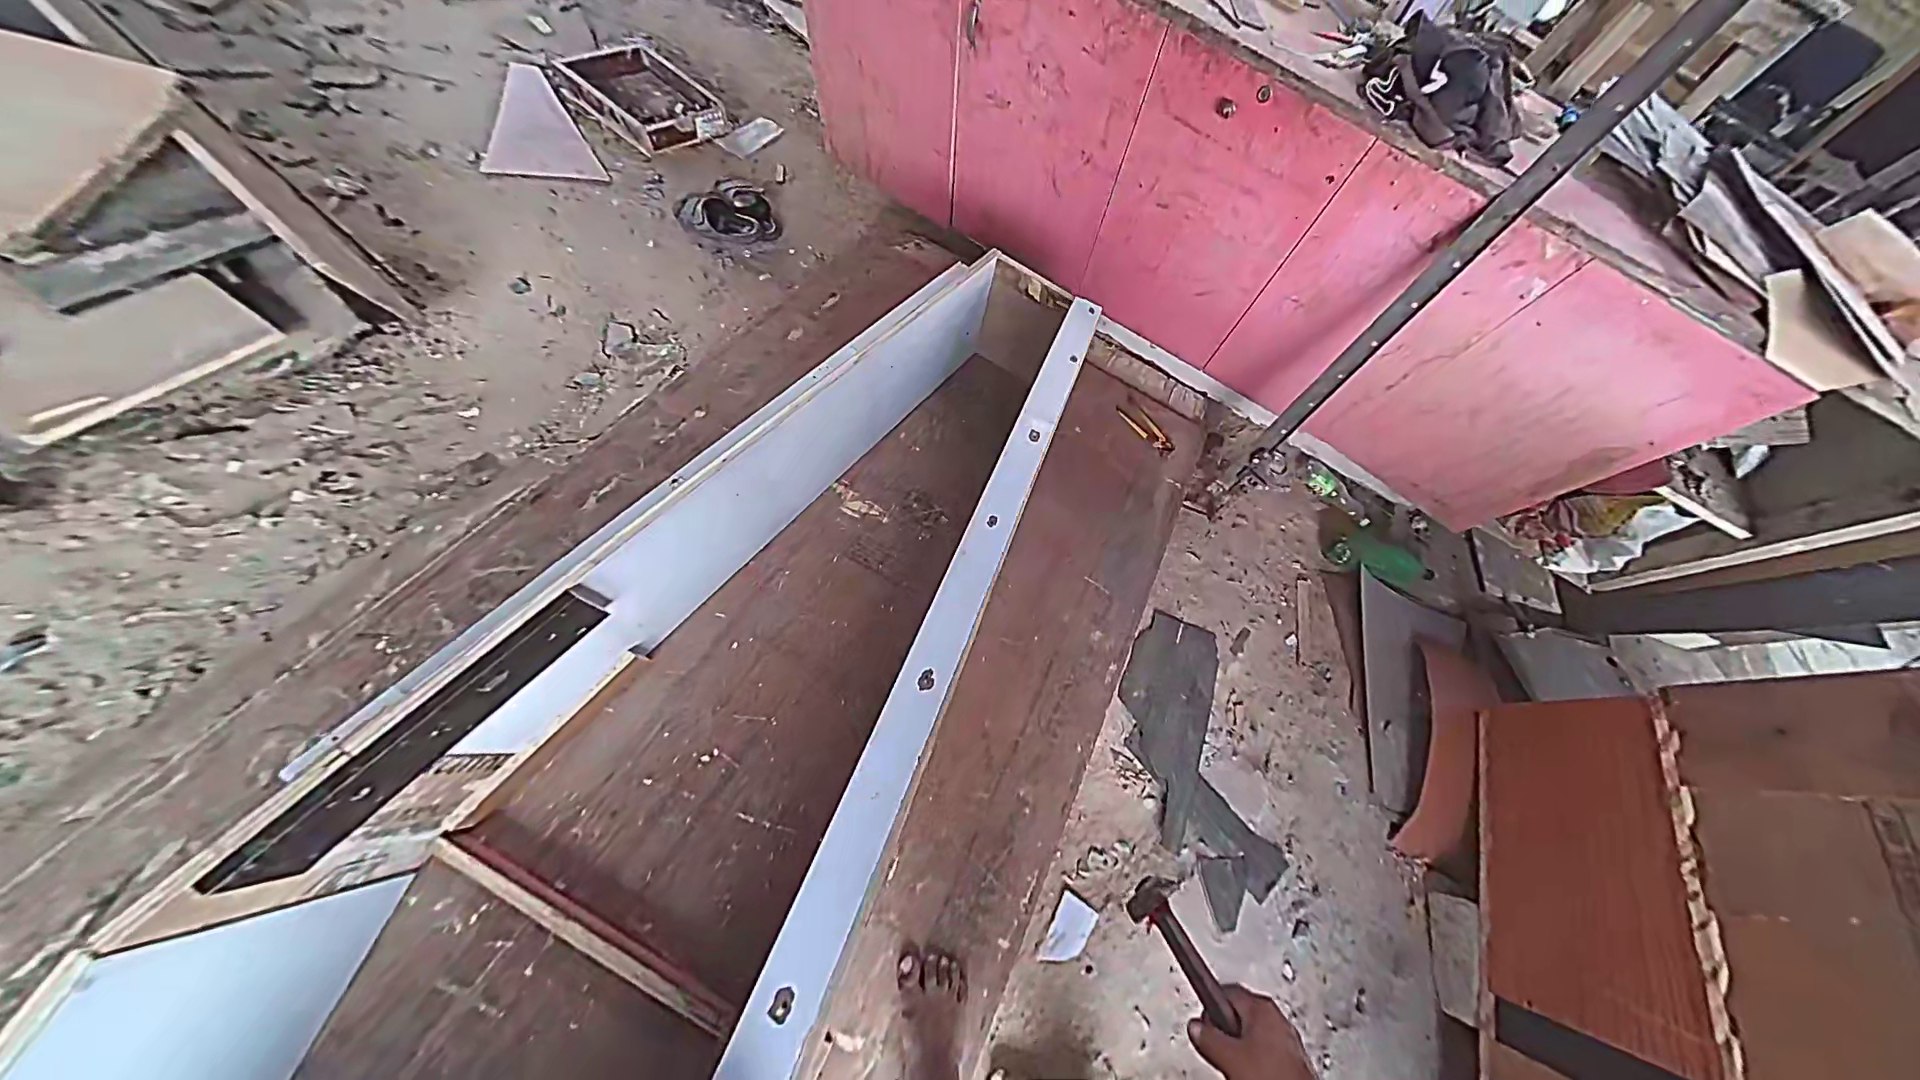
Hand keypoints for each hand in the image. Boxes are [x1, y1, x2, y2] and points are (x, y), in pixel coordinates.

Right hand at [1188, 986, 1313, 1079]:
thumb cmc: (1272, 1078)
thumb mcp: (1229, 1056)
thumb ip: (1208, 1037)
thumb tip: (1195, 1027)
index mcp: (1262, 1007)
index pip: (1226, 991)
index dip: (1210, 1007)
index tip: (1202, 1024)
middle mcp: (1277, 1018)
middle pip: (1239, 1013)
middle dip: (1225, 1030)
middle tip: (1217, 1048)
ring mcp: (1288, 1041)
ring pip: (1251, 1035)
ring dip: (1239, 1048)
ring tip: (1235, 1066)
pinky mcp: (1293, 1063)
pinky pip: (1264, 1052)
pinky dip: (1254, 1061)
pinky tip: (1250, 1074)